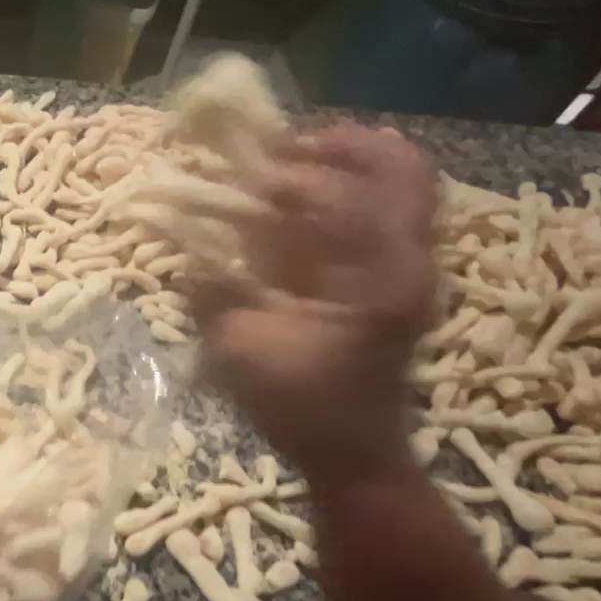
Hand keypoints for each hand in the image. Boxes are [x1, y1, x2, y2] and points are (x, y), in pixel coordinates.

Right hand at [194, 125, 439, 475]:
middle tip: (281, 147)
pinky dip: (347, 191)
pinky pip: (386, 211)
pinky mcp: (397, 278)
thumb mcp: (243, 354)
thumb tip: (189, 253)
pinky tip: (298, 204)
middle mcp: (410, 263)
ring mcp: (411, 268)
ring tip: (289, 161)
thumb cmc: (303, 407)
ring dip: (347, 163)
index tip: (252, 181)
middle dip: (340, 147)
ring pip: (402, 184)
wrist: (355, 453)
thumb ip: (213, 296)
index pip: (354, 199)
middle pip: (403, 171)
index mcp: (381, 281)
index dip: (301, 180)